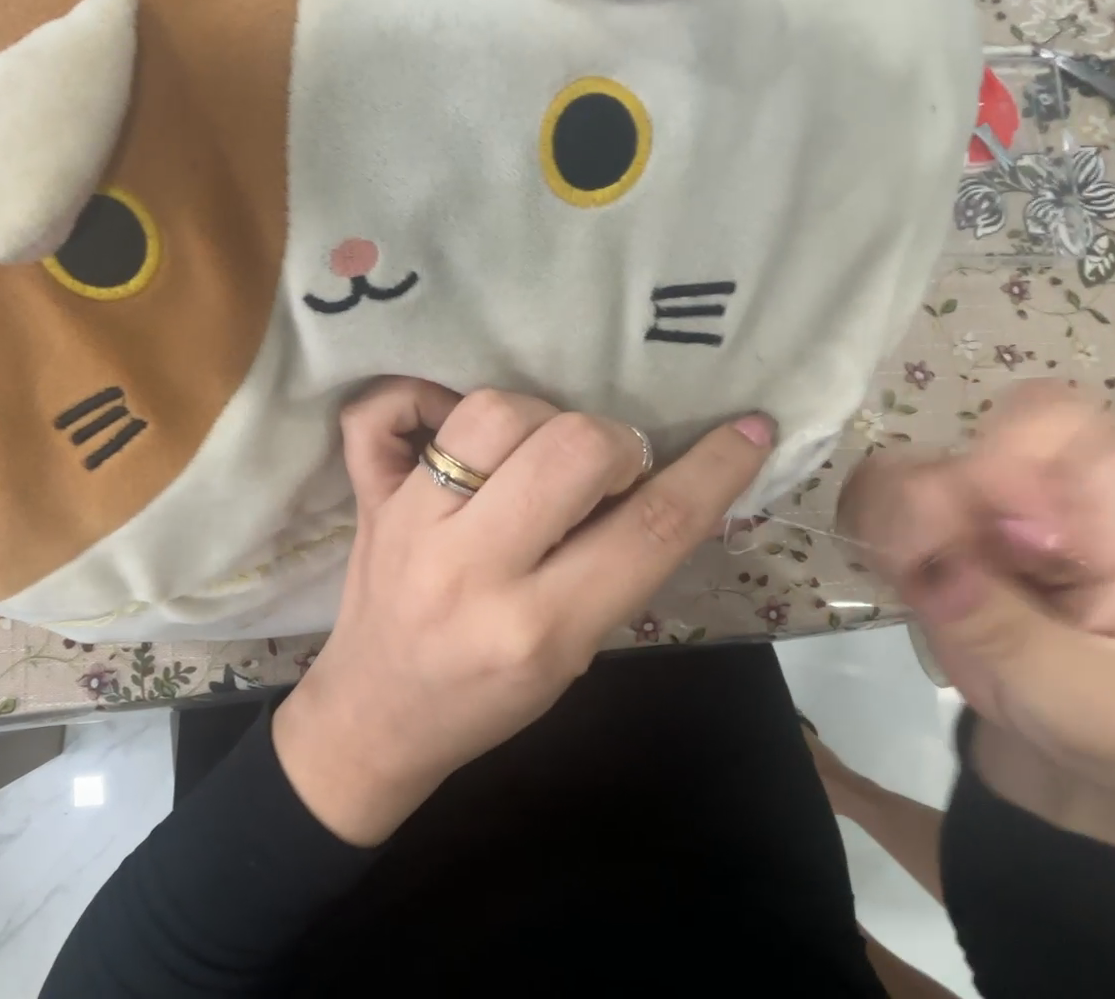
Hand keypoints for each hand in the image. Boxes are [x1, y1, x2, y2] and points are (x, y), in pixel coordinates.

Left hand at [273, 379, 774, 845]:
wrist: (377, 718)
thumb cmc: (485, 701)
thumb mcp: (573, 655)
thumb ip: (619, 570)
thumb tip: (669, 477)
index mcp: (538, 628)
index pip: (648, 528)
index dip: (712, 470)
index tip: (746, 431)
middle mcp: (470, 569)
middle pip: (572, 448)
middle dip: (613, 445)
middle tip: (604, 474)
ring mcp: (409, 525)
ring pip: (492, 412)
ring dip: (537, 417)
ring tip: (536, 452)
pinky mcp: (368, 500)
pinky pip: (378, 412)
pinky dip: (417, 397)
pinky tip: (446, 425)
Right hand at [840, 382, 1114, 856]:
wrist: (1090, 770)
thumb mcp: (1090, 699)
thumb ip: (1013, 631)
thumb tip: (938, 569)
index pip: (1065, 430)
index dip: (1013, 458)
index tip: (1005, 536)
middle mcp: (1042, 509)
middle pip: (962, 446)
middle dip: (929, 501)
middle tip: (928, 569)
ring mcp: (981, 529)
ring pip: (905, 470)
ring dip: (885, 517)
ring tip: (905, 578)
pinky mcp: (931, 554)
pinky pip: (876, 511)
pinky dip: (865, 533)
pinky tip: (891, 579)